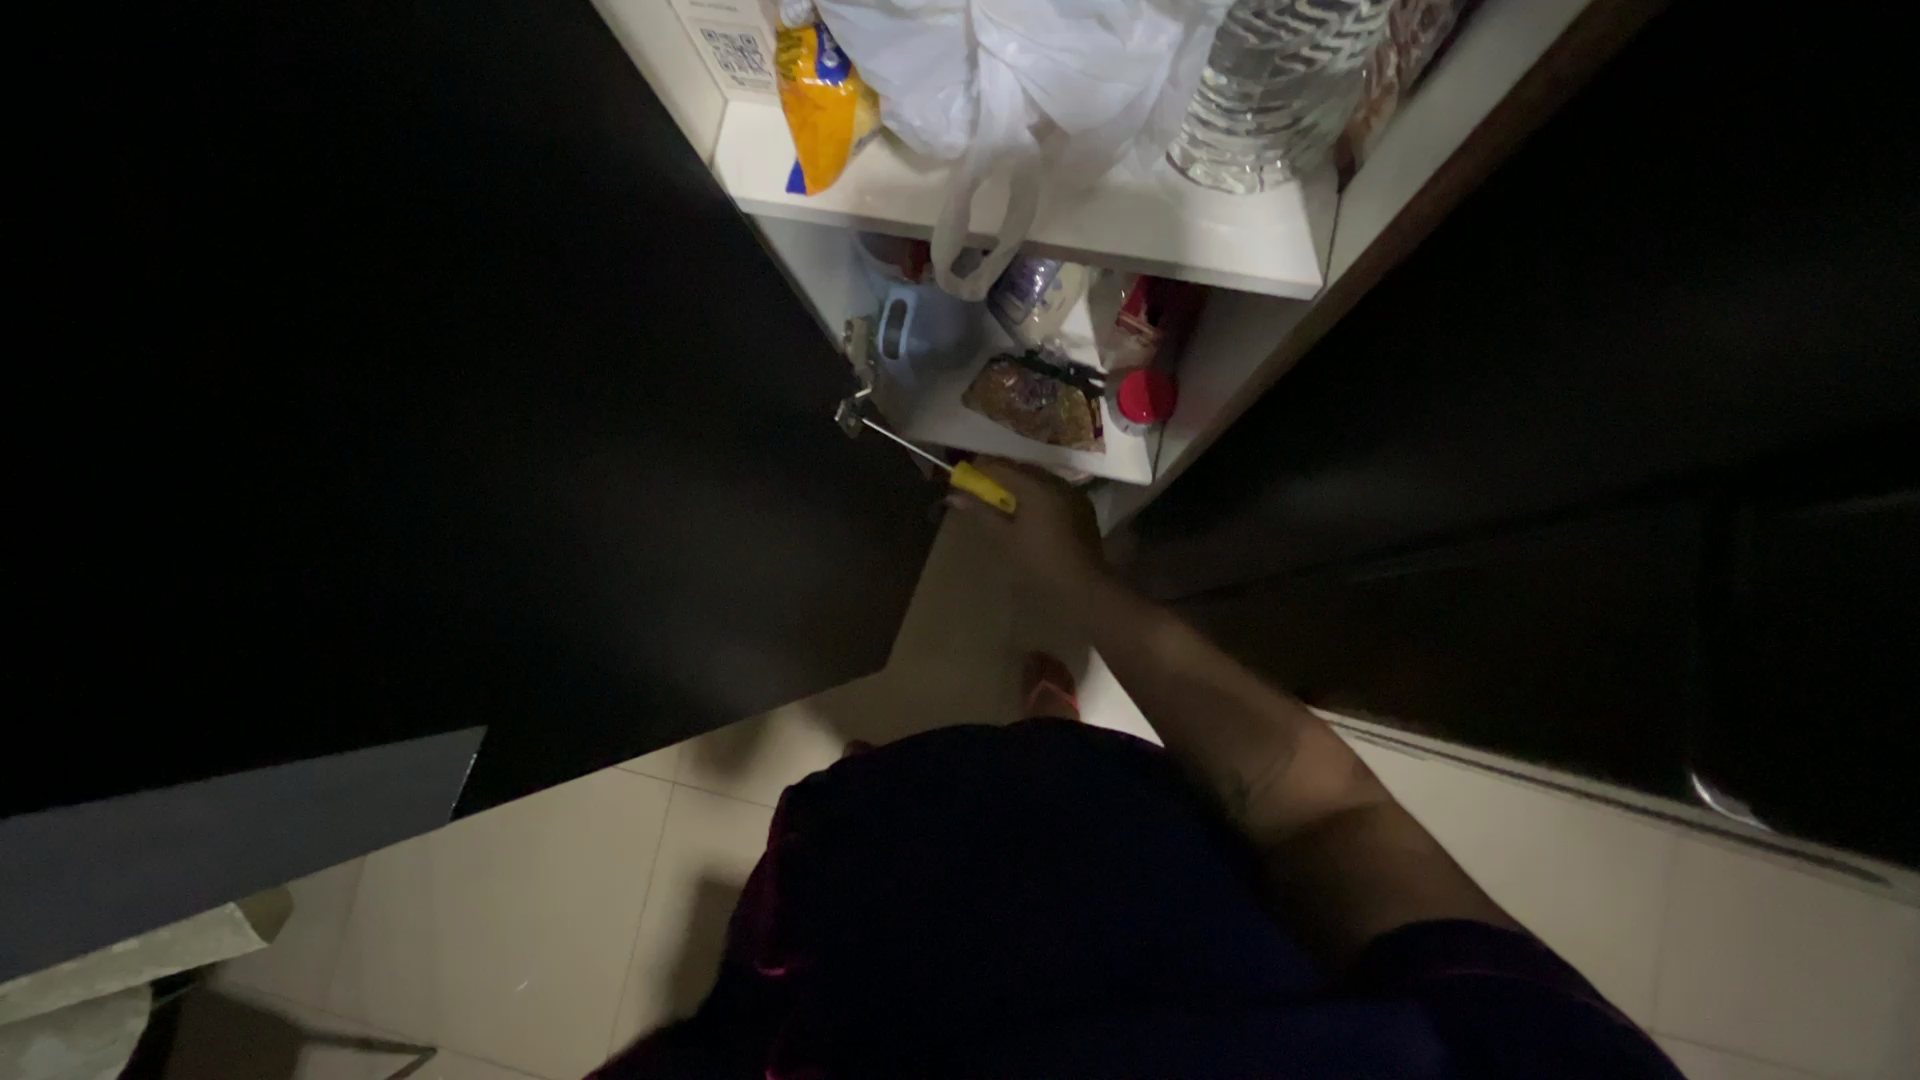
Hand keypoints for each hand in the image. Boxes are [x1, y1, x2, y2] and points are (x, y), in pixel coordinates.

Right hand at [945, 460, 1107, 596]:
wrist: (1082, 584)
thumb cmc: (1038, 562)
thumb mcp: (1005, 537)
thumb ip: (982, 511)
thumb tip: (955, 496)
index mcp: (1036, 487)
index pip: (1002, 467)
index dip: (981, 470)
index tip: (965, 477)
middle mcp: (1056, 482)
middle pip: (1023, 469)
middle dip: (1001, 475)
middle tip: (982, 488)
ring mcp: (1072, 492)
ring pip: (1040, 478)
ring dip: (1020, 483)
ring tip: (1004, 500)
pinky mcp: (1082, 504)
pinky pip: (1054, 489)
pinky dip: (1038, 493)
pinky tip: (1030, 510)